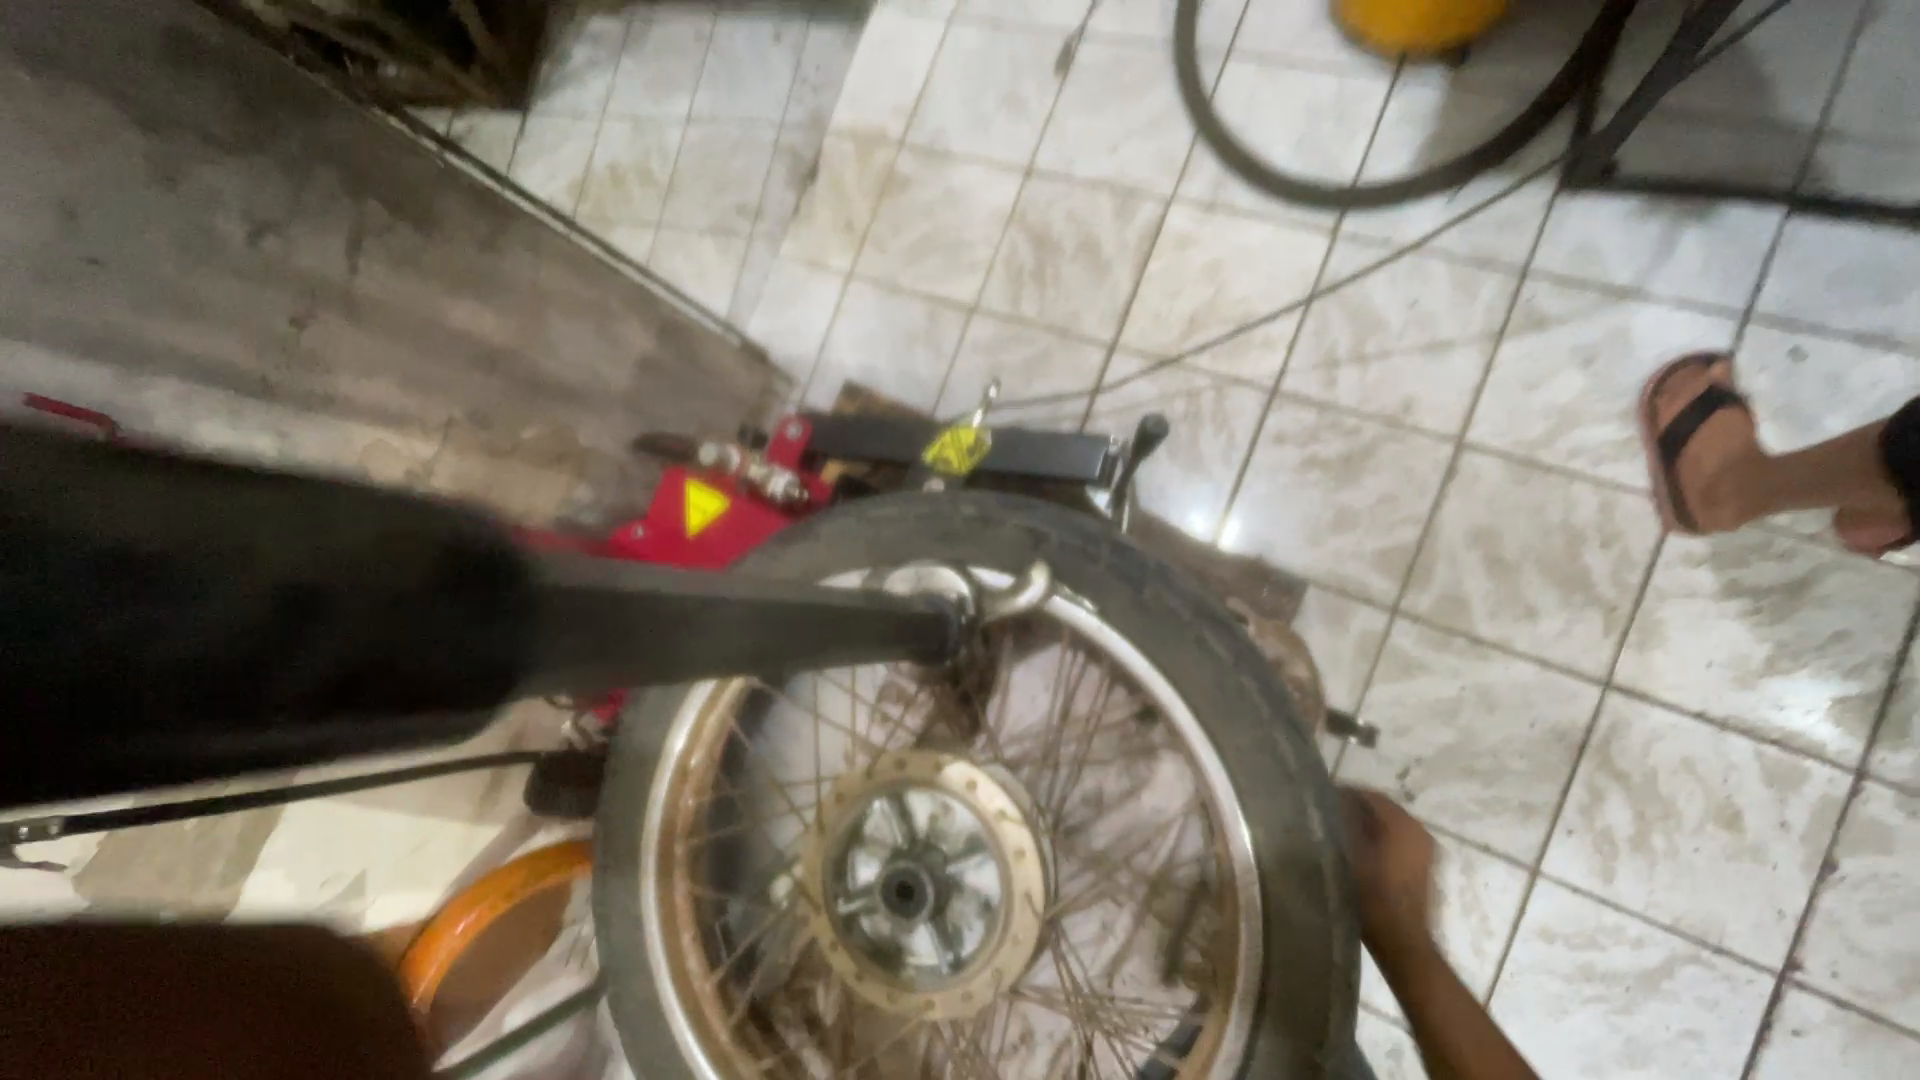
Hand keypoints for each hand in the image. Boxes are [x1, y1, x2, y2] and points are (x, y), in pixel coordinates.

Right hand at [1340, 786, 1436, 961]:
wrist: (1402, 941)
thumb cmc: (1373, 898)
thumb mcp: (1350, 856)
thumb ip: (1344, 824)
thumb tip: (1335, 801)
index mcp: (1404, 826)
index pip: (1373, 796)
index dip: (1348, 792)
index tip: (1324, 795)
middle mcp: (1421, 832)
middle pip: (1385, 808)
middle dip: (1358, 807)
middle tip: (1329, 811)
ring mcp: (1427, 850)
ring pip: (1393, 824)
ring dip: (1369, 822)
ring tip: (1341, 828)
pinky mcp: (1426, 865)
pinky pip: (1401, 839)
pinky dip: (1382, 836)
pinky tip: (1361, 847)